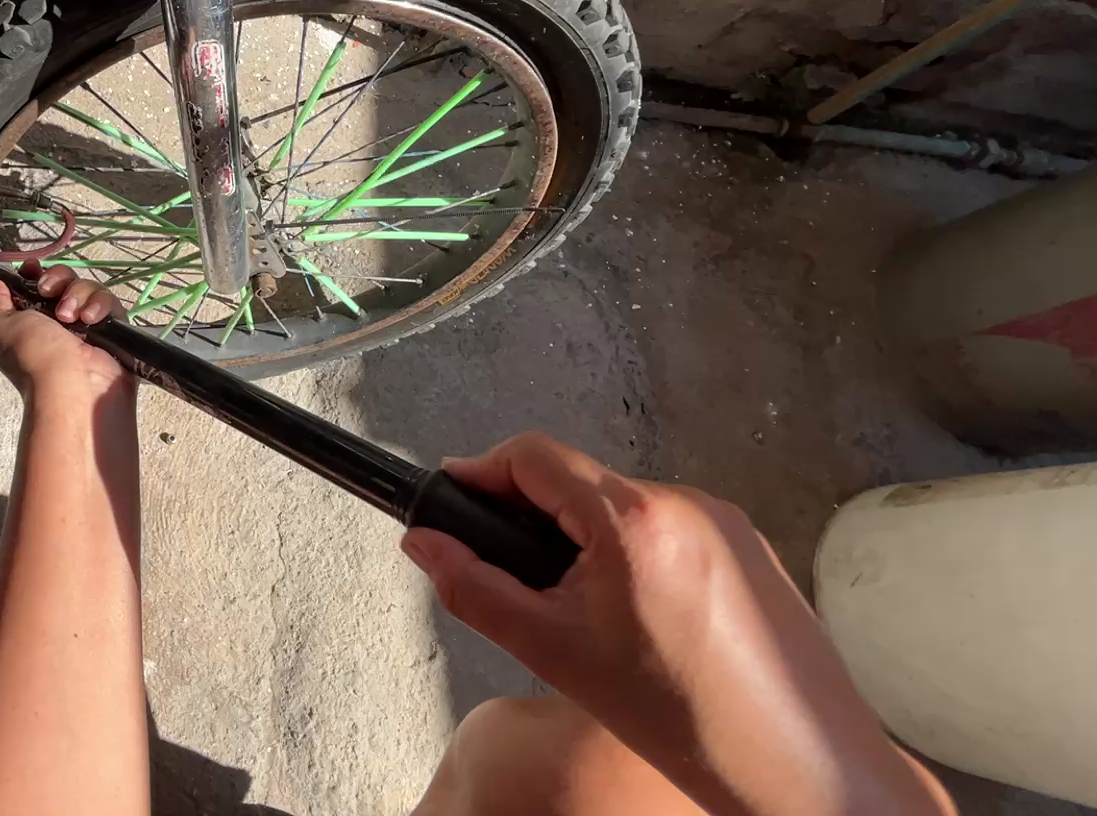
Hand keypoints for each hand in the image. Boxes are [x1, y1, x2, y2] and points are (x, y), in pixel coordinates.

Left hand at [0, 261, 131, 398]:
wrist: (71, 387)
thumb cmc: (31, 357)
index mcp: (30, 320)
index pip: (36, 284)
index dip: (35, 272)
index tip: (32, 268)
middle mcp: (58, 321)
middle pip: (64, 279)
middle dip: (57, 279)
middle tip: (48, 293)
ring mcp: (86, 324)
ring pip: (88, 287)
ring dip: (77, 294)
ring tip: (71, 317)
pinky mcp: (111, 328)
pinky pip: (109, 302)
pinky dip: (99, 305)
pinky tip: (91, 319)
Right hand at [401, 433, 952, 815]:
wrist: (813, 778)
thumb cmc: (677, 717)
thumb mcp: (549, 650)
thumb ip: (471, 587)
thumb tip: (421, 541)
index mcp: (634, 519)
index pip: (532, 454)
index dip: (482, 470)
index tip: (455, 497)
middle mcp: (684, 501)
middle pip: (572, 476)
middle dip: (525, 506)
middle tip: (505, 558)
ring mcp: (723, 518)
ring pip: (612, 498)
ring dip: (573, 525)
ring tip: (564, 590)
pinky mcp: (745, 543)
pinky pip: (656, 519)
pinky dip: (620, 541)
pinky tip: (621, 600)